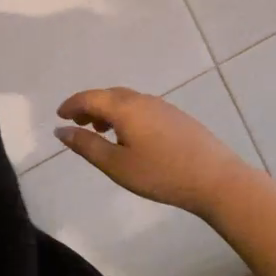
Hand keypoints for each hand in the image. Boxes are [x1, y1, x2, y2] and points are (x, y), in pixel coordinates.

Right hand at [55, 87, 256, 218]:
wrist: (217, 179)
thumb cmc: (161, 174)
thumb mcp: (117, 165)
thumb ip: (87, 146)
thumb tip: (61, 130)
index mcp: (124, 108)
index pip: (89, 97)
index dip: (71, 105)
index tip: (59, 116)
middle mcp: (142, 100)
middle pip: (108, 95)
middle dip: (88, 106)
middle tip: (76, 123)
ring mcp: (162, 106)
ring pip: (126, 100)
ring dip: (107, 110)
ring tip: (100, 131)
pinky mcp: (176, 116)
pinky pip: (141, 107)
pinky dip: (125, 115)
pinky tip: (129, 136)